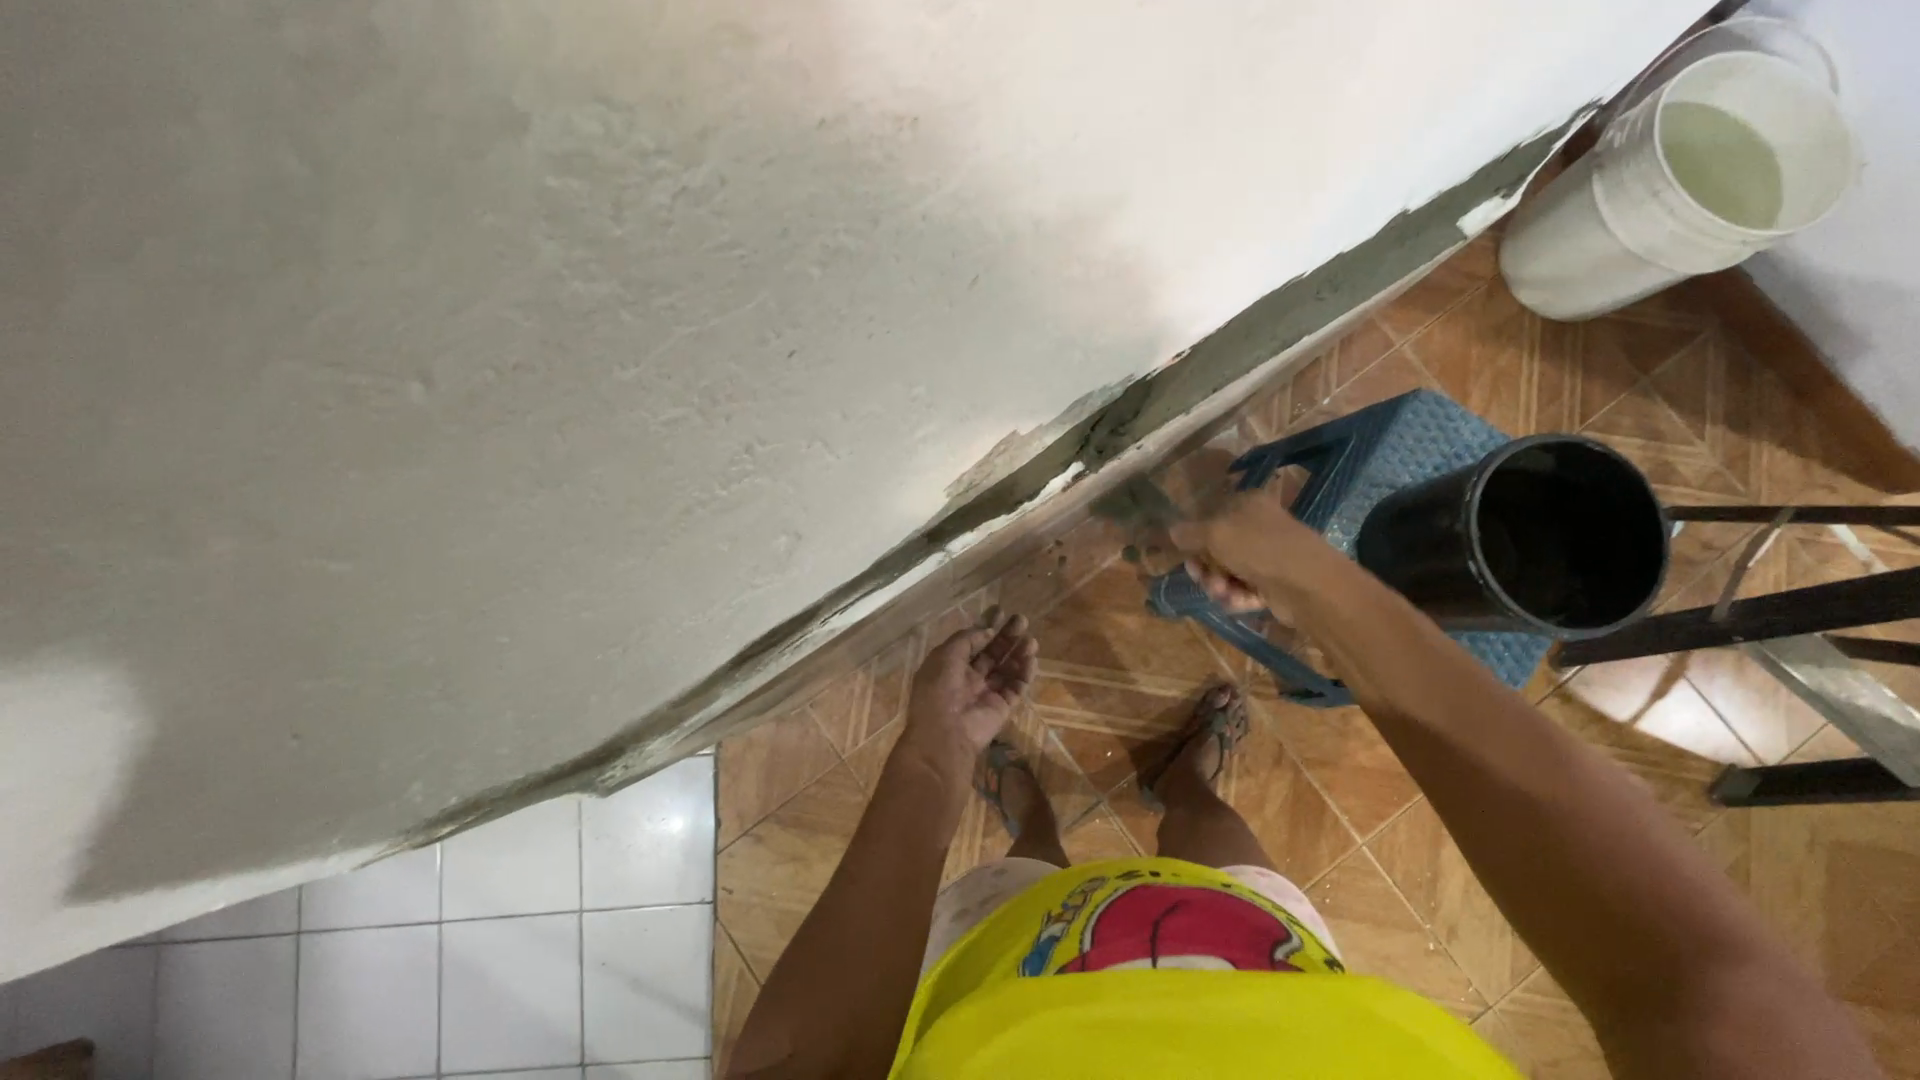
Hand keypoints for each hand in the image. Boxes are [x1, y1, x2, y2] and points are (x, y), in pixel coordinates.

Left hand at [899, 613, 1037, 774]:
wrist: (945, 734)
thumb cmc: (939, 690)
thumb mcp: (945, 655)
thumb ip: (967, 639)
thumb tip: (987, 631)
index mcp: (950, 665)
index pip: (971, 642)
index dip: (986, 627)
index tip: (1000, 611)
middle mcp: (968, 678)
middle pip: (992, 653)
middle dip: (1006, 637)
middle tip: (1021, 620)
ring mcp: (986, 693)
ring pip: (1006, 669)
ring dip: (1018, 653)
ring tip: (1031, 640)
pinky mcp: (1001, 707)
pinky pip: (1016, 687)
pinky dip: (1024, 674)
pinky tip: (1031, 659)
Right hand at [1169, 490, 1334, 612]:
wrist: (1307, 584)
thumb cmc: (1259, 548)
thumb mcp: (1215, 534)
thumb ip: (1189, 532)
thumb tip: (1170, 530)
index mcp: (1247, 504)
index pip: (1212, 515)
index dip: (1194, 536)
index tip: (1184, 553)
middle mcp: (1258, 527)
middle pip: (1217, 548)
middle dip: (1206, 567)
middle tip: (1200, 576)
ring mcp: (1267, 556)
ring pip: (1228, 572)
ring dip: (1219, 585)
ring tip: (1222, 593)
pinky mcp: (1272, 584)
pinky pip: (1243, 590)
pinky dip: (1237, 597)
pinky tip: (1238, 602)